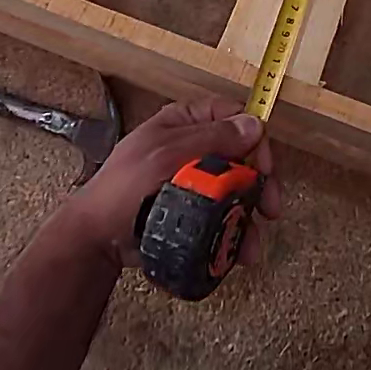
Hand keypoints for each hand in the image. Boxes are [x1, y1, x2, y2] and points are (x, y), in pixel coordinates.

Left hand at [58, 98, 283, 270]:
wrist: (98, 239)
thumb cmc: (124, 188)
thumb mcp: (167, 154)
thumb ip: (211, 138)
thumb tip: (255, 124)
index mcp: (185, 122)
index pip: (233, 117)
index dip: (254, 138)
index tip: (264, 166)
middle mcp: (195, 147)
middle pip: (243, 157)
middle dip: (260, 184)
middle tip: (271, 209)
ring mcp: (196, 180)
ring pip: (238, 190)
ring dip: (251, 216)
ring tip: (251, 246)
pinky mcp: (196, 210)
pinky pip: (225, 215)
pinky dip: (236, 232)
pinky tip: (239, 252)